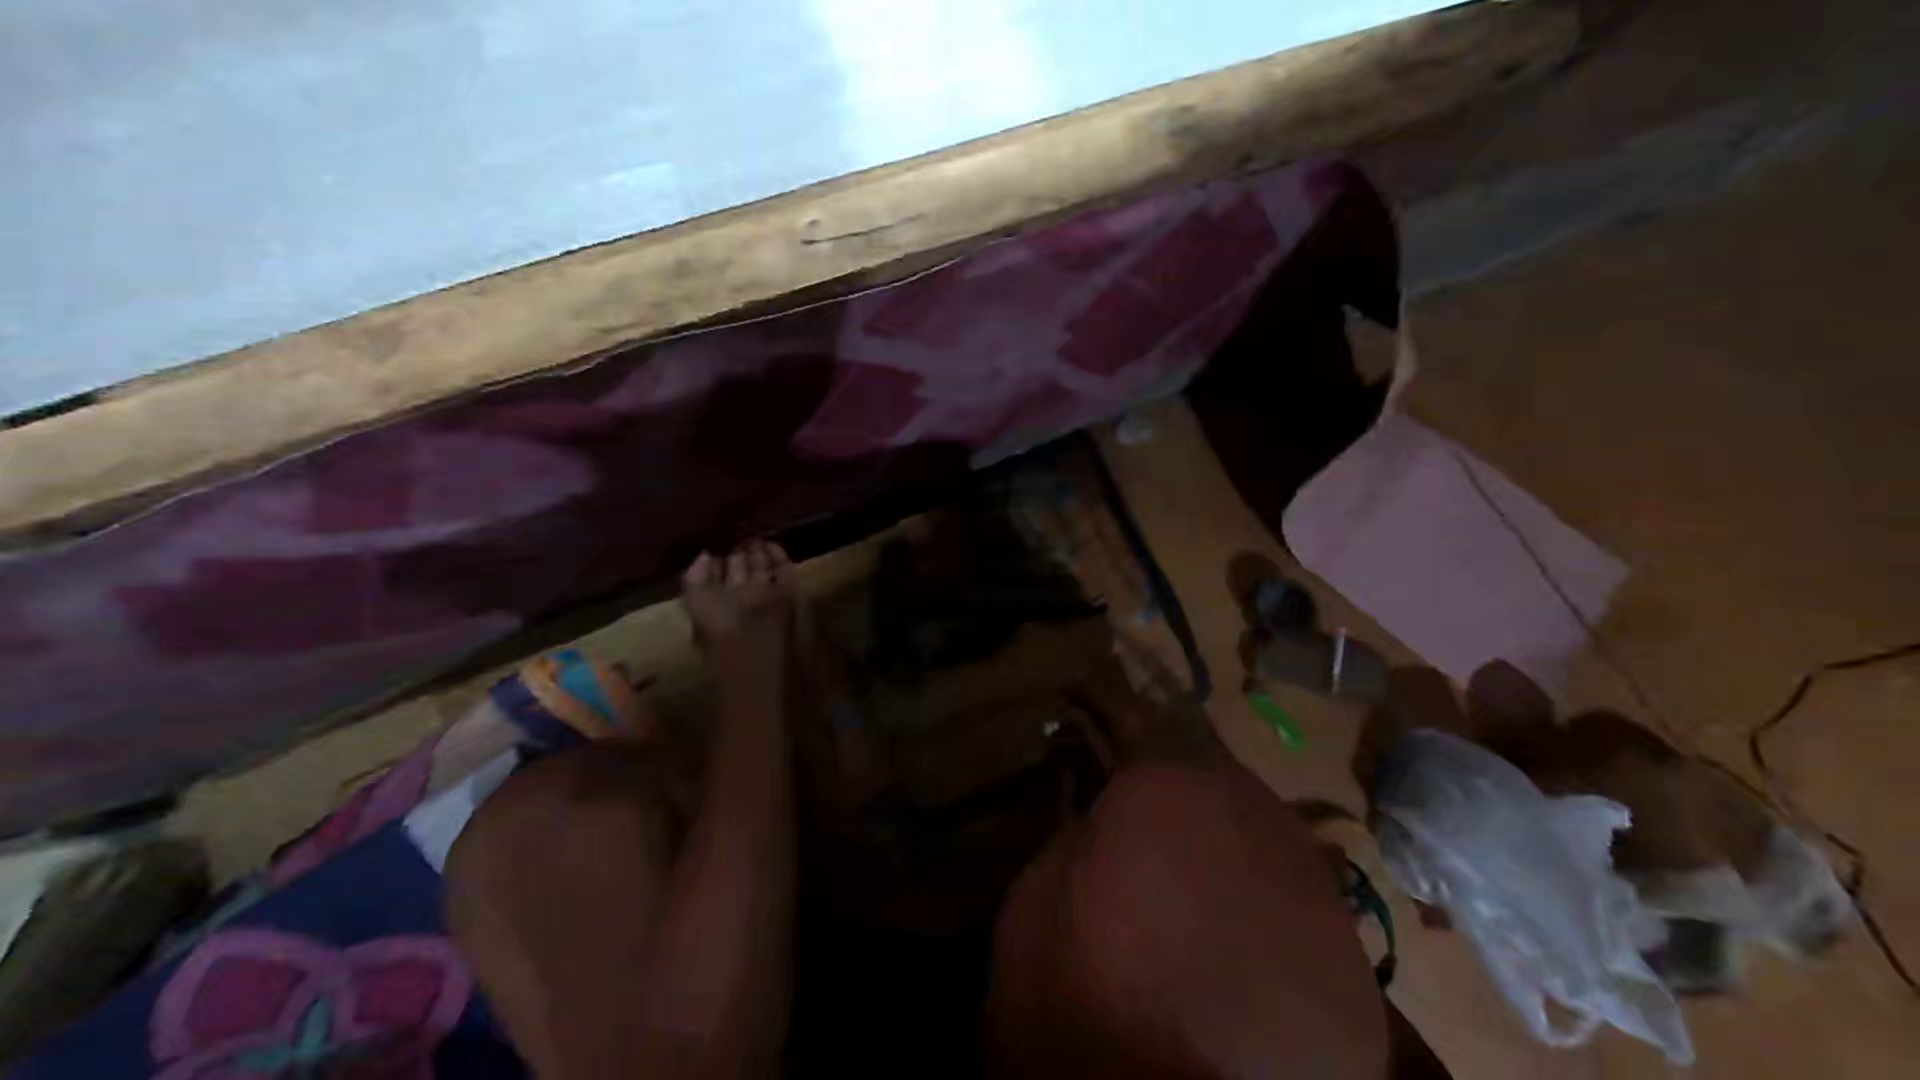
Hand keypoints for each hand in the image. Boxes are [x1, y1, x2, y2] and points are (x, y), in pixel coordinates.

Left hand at [682, 540, 795, 672]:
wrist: (752, 651)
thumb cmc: (717, 625)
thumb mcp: (695, 599)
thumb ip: (695, 576)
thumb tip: (706, 552)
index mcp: (718, 603)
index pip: (719, 574)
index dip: (719, 555)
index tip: (719, 535)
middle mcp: (742, 599)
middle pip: (743, 570)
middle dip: (741, 550)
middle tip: (739, 529)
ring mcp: (766, 597)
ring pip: (764, 570)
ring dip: (760, 552)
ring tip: (754, 532)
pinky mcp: (787, 596)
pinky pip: (785, 574)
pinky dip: (781, 559)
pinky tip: (771, 543)